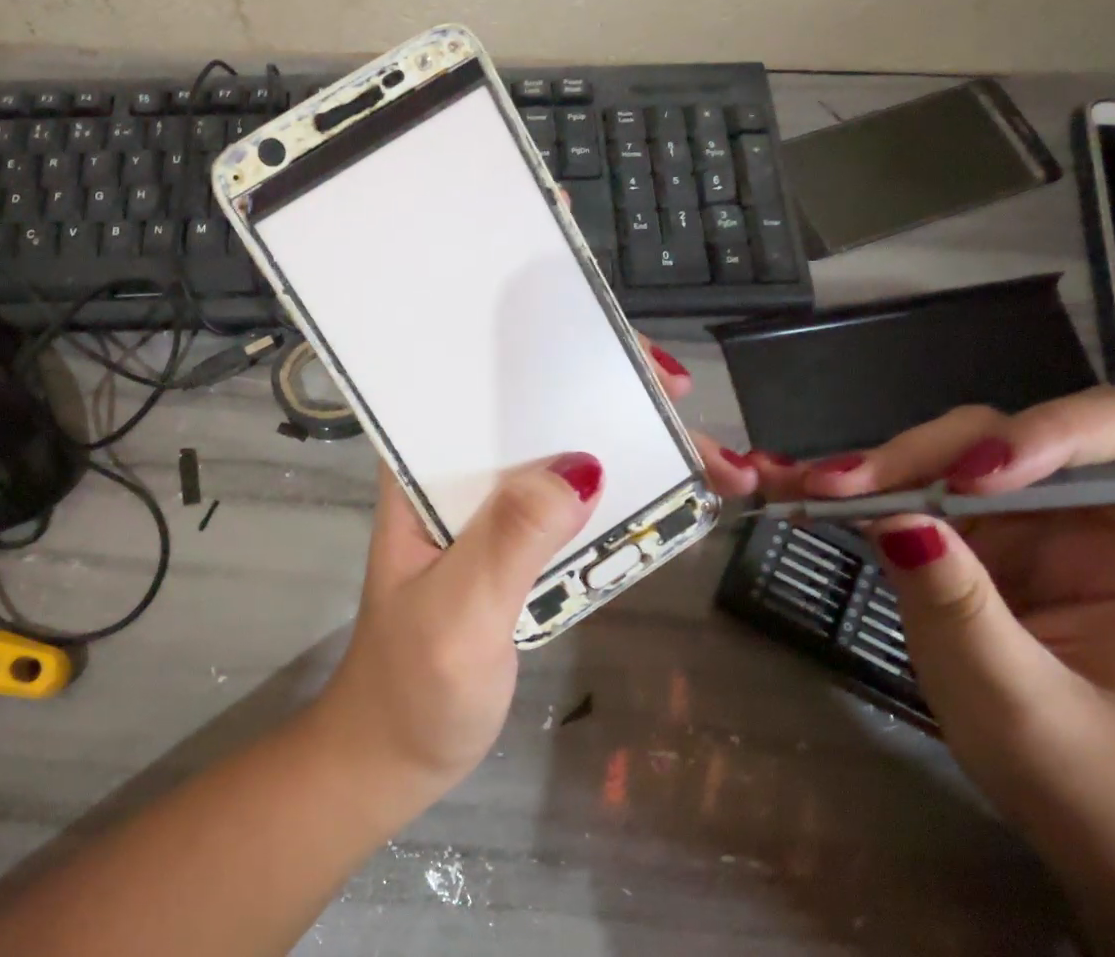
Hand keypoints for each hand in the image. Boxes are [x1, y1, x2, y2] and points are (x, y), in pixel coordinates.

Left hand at [313, 339, 763, 798]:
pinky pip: (577, 514)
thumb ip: (510, 541)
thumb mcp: (458, 614)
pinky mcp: (519, 552)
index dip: (550, 357)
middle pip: (536, 417)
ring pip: (564, 463)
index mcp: (421, 472)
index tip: (626, 359)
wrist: (398, 757)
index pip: (479, 385)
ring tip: (715, 460)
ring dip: (632, 453)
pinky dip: (625, 506)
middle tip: (690, 404)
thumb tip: (583, 467)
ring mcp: (491, 517)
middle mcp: (456, 480)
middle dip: (613, 402)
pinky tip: (678, 502)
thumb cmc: (412, 688)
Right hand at [790, 387, 1114, 850]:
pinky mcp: (962, 542)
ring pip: (940, 459)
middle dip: (918, 456)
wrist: (1074, 815)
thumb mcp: (1016, 700)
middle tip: (834, 486)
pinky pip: (905, 496)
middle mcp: (1077, 515)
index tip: (971, 478)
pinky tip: (796, 490)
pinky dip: (851, 493)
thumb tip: (895, 519)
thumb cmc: (1078, 770)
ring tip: (797, 486)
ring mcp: (1014, 526)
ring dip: (870, 469)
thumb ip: (960, 607)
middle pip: (999, 440)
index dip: (1048, 433)